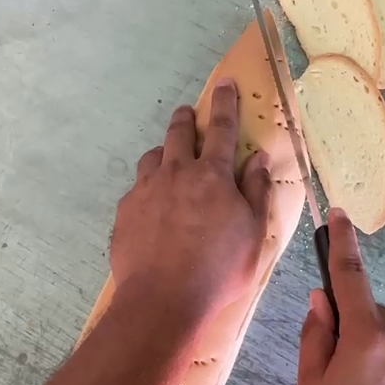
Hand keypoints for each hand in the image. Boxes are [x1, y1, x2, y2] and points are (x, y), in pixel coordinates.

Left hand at [109, 78, 274, 328]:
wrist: (162, 300)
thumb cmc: (218, 270)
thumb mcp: (253, 234)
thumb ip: (256, 192)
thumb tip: (258, 159)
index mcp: (213, 176)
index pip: (222, 129)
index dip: (225, 103)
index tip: (224, 84)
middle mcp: (177, 173)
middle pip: (179, 132)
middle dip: (186, 119)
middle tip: (189, 114)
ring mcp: (146, 190)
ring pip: (153, 156)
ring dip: (163, 152)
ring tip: (168, 162)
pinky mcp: (126, 210)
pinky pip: (138, 188)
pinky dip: (148, 188)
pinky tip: (152, 207)